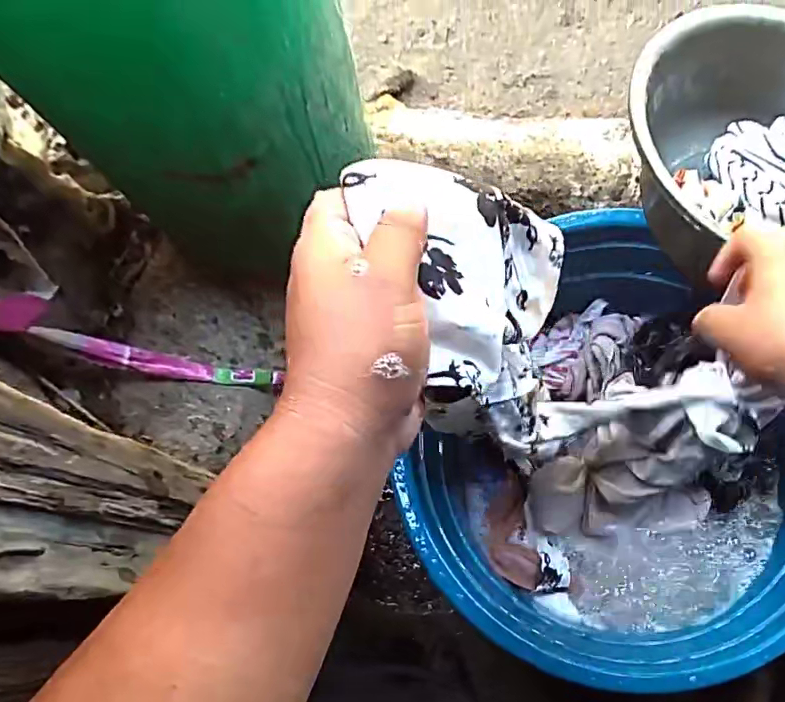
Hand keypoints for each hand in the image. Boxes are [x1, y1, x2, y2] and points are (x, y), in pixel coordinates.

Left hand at [277, 189, 429, 460]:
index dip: (376, 195)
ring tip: (460, 282)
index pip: (340, 201)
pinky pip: (402, 320)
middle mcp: (332, 279)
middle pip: (373, 243)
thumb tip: (409, 203)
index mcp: (323, 251)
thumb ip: (399, 234)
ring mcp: (353, 316)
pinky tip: (453, 319)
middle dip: (413, 242)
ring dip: (425, 284)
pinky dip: (425, 318)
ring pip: (393, 285)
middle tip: (452, 245)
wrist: (356, 423)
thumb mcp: (388, 278)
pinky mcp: (375, 347)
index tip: (420, 204)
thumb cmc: (368, 345)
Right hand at [691, 224, 784, 401]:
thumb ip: (708, 319)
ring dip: (781, 290)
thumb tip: (707, 319)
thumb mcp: (726, 333)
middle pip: (776, 249)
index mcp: (776, 246)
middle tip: (743, 300)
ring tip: (769, 322)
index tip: (716, 284)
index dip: (724, 259)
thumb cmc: (780, 341)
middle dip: (755, 273)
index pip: (743, 235)